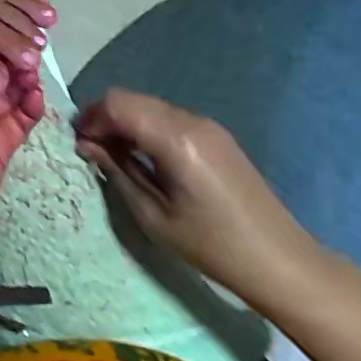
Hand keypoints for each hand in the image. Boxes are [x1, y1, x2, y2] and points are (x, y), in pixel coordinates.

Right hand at [75, 88, 324, 302]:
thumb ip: (117, 172)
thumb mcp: (153, 216)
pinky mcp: (215, 134)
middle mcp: (190, 121)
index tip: (79, 144)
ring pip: (148, 105)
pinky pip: (167, 117)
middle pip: (130, 98)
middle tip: (91, 149)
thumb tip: (87, 144)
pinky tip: (143, 156)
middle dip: (104, 118)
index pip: (117, 104)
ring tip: (114, 155)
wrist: (281, 262)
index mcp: (175, 139)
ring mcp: (206, 125)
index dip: (91, 119)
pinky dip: (145, 127)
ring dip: (124, 121)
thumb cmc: (212, 246)